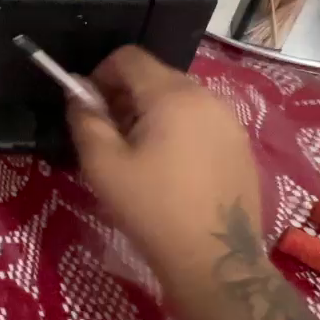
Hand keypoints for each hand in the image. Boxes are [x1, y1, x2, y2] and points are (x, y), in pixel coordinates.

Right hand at [68, 46, 261, 289]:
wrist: (215, 262)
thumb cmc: (151, 207)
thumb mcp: (102, 163)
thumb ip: (85, 117)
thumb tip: (78, 91)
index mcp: (173, 96)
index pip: (129, 57)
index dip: (100, 73)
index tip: (89, 106)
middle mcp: (207, 98)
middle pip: (155, 75)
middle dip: (124, 94)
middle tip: (108, 133)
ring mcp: (230, 123)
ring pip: (178, 98)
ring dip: (150, 111)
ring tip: (137, 153)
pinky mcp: (241, 147)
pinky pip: (200, 120)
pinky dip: (176, 129)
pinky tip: (168, 169)